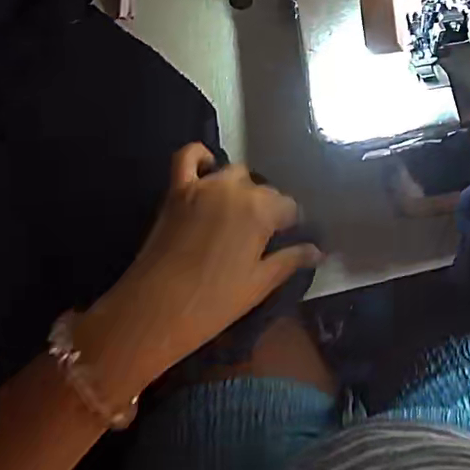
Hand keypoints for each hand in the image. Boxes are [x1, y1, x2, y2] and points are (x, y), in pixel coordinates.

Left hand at [77, 144, 322, 398]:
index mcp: (262, 211)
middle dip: (267, 207)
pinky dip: (201, 156)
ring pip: (235, 173)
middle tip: (259, 236)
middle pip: (263, 189)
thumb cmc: (212, 304)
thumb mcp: (260, 285)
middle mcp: (237, 189)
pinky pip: (189, 157)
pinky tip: (209, 167)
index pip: (289, 206)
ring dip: (241, 187)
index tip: (287, 240)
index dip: (290, 225)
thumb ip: (291, 260)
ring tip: (237, 213)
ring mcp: (204, 185)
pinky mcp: (177, 190)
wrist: (151, 313)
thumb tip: (318, 250)